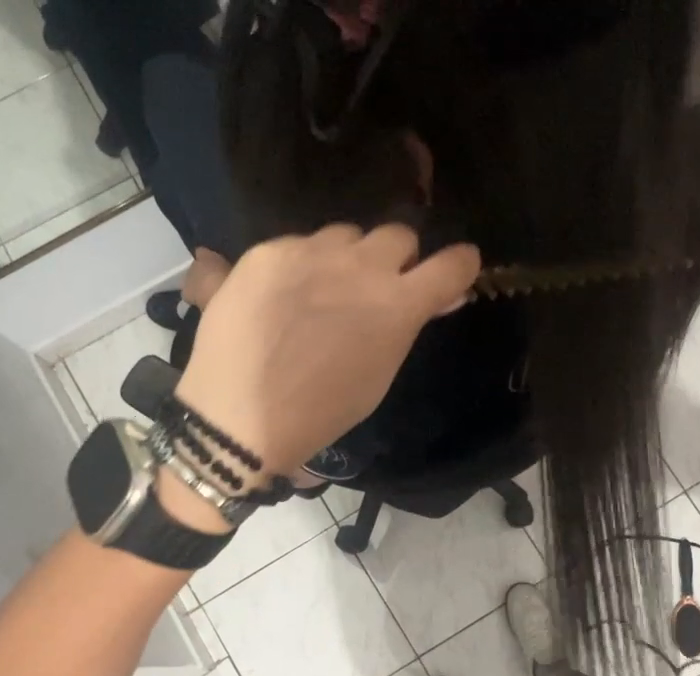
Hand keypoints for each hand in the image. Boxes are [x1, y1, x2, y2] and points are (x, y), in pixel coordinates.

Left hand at [172, 225, 479, 479]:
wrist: (241, 417)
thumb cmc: (321, 411)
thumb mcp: (378, 375)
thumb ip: (406, 327)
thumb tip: (434, 298)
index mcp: (398, 303)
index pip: (451, 264)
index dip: (458, 266)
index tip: (452, 274)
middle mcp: (359, 265)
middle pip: (397, 235)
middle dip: (395, 259)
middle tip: (375, 290)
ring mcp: (310, 252)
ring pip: (344, 235)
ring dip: (345, 257)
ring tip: (320, 293)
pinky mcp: (267, 251)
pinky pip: (296, 244)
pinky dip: (298, 265)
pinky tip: (279, 299)